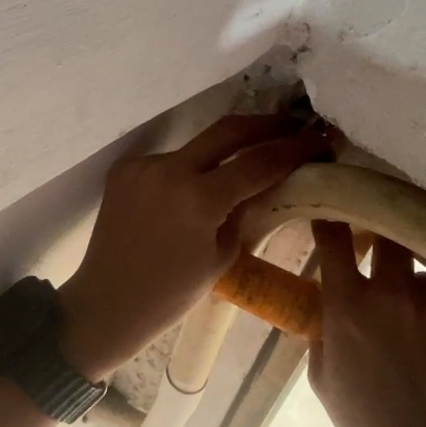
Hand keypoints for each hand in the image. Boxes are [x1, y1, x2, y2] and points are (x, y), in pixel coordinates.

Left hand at [58, 115, 331, 378]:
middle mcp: (170, 170)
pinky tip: (199, 184)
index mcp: (199, 199)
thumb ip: (246, 209)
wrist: (107, 302)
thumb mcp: (223, 255)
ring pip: (196, 145)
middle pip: (228, 130)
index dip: (294, 148)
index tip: (318, 138)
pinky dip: (189, 168)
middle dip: (265, 125)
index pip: (258, 162)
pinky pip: (169, 161)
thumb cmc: (171, 294)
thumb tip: (269, 180)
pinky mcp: (125, 168)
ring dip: (225, 148)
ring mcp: (144, 165)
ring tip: (250, 156)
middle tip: (293, 125)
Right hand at [308, 222, 425, 426]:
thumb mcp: (324, 379)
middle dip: (384, 236)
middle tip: (384, 250)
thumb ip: (324, 330)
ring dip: (420, 287)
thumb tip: (329, 300)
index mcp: (348, 307)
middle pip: (389, 235)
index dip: (331, 221)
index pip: (334, 239)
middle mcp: (393, 294)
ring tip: (424, 321)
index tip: (332, 211)